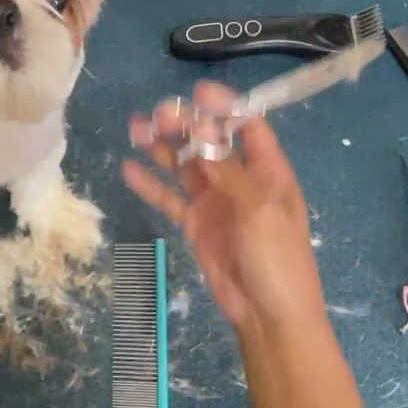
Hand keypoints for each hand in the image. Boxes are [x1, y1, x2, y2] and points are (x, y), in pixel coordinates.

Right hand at [122, 83, 327, 341]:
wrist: (268, 314)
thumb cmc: (277, 259)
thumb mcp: (259, 209)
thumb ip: (228, 169)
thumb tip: (203, 128)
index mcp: (268, 171)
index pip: (246, 127)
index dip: (223, 108)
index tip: (196, 92)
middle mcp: (240, 180)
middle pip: (209, 143)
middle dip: (185, 126)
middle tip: (156, 114)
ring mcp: (215, 202)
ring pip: (185, 166)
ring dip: (162, 148)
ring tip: (135, 130)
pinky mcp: (196, 224)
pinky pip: (170, 198)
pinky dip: (151, 184)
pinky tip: (129, 169)